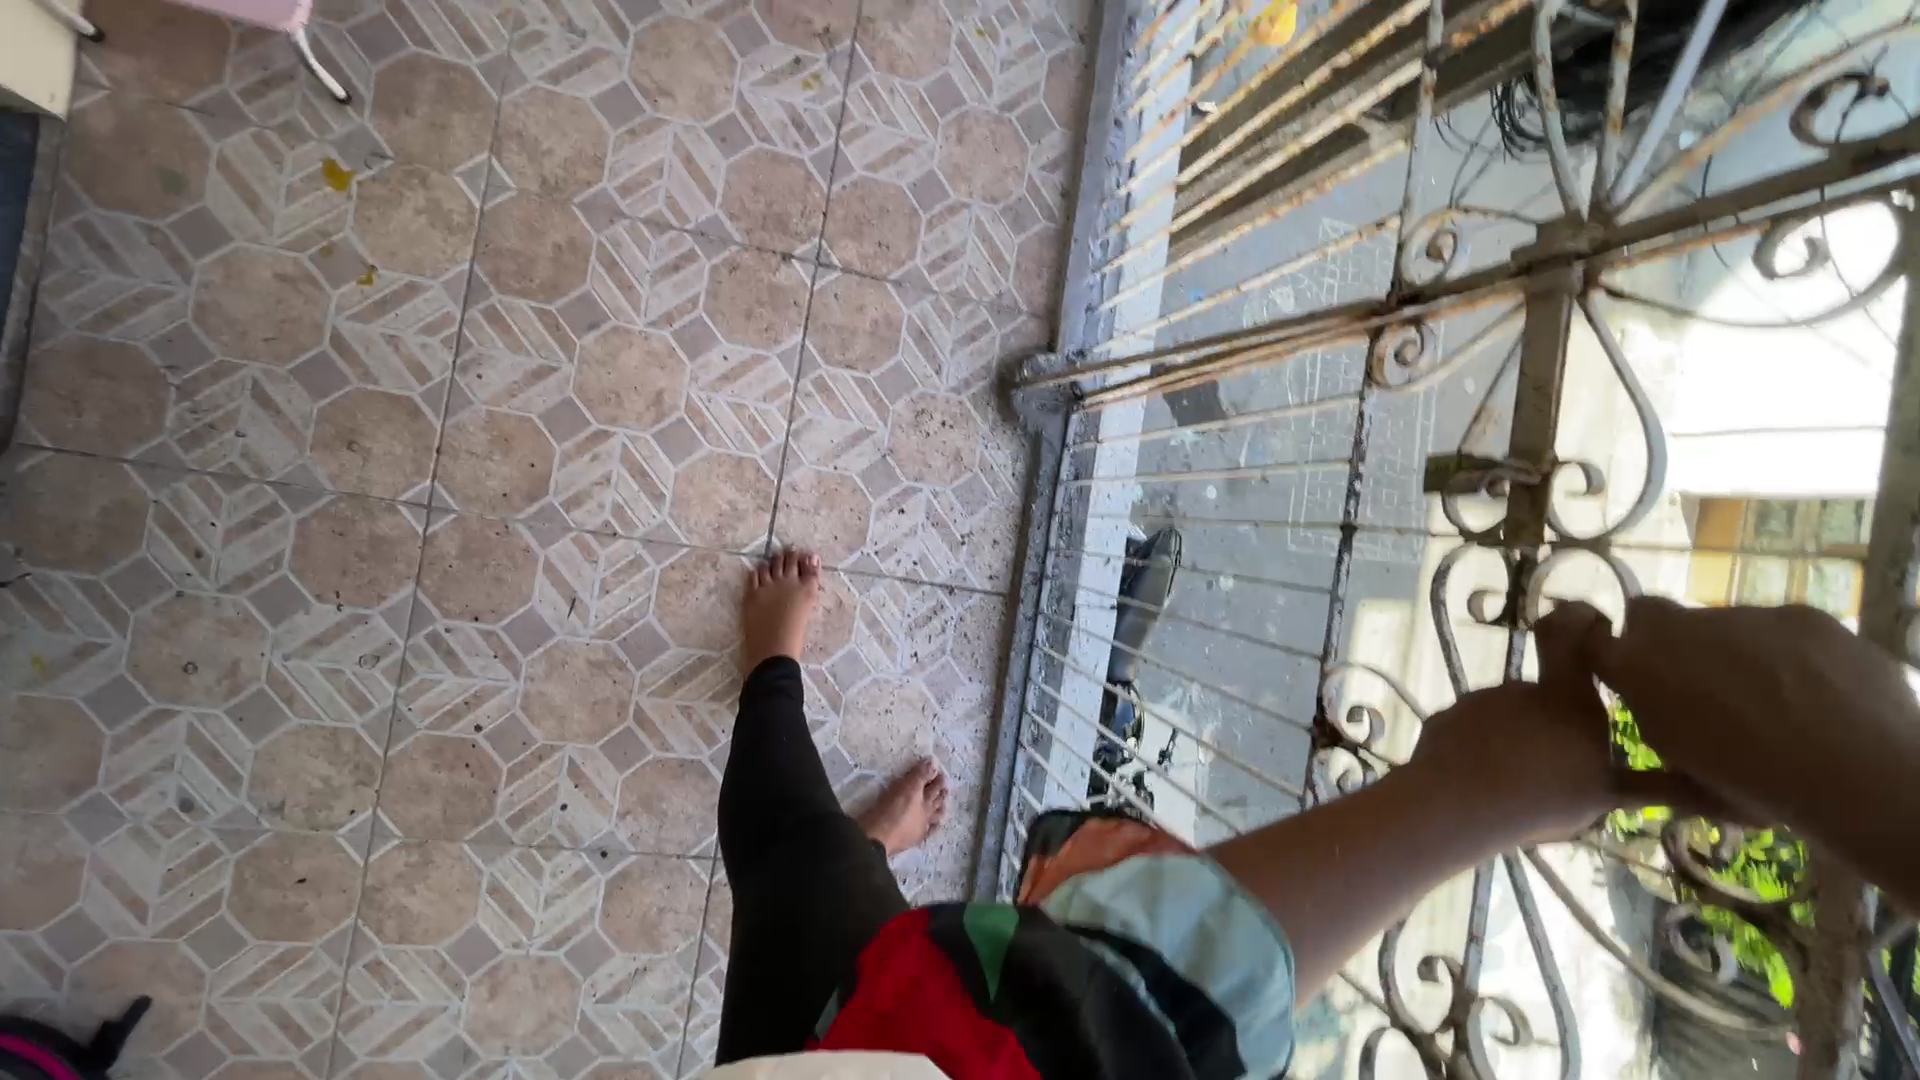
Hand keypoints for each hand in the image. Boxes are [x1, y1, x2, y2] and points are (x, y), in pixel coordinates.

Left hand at [1412, 603, 1715, 842]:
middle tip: (1555, 765)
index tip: (1586, 616)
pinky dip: (1479, 748)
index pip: (1569, 636)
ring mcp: (1478, 701)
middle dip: (1549, 723)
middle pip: (1541, 697)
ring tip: (1519, 780)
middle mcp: (1521, 689)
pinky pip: (1470, 731)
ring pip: (1505, 717)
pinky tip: (1483, 778)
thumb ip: (1661, 788)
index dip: (1576, 620)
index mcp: (1566, 698)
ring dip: (1514, 739)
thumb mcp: (1608, 795)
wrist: (1460, 801)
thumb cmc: (1543, 795)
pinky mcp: (1446, 718)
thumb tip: (1741, 803)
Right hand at [1572, 597, 1919, 852]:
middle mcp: (1673, 628)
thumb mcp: (1672, 757)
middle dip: (1666, 638)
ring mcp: (1740, 616)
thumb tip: (1650, 698)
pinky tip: (1818, 689)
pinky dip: (1790, 652)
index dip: (1604, 644)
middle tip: (1699, 680)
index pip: (1589, 633)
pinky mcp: (1803, 615)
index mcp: (1631, 664)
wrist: (1864, 778)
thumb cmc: (1750, 782)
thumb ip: (1649, 710)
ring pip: (1723, 624)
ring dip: (1734, 649)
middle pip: (1652, 615)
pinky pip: (1783, 628)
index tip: (1621, 663)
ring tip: (1776, 696)